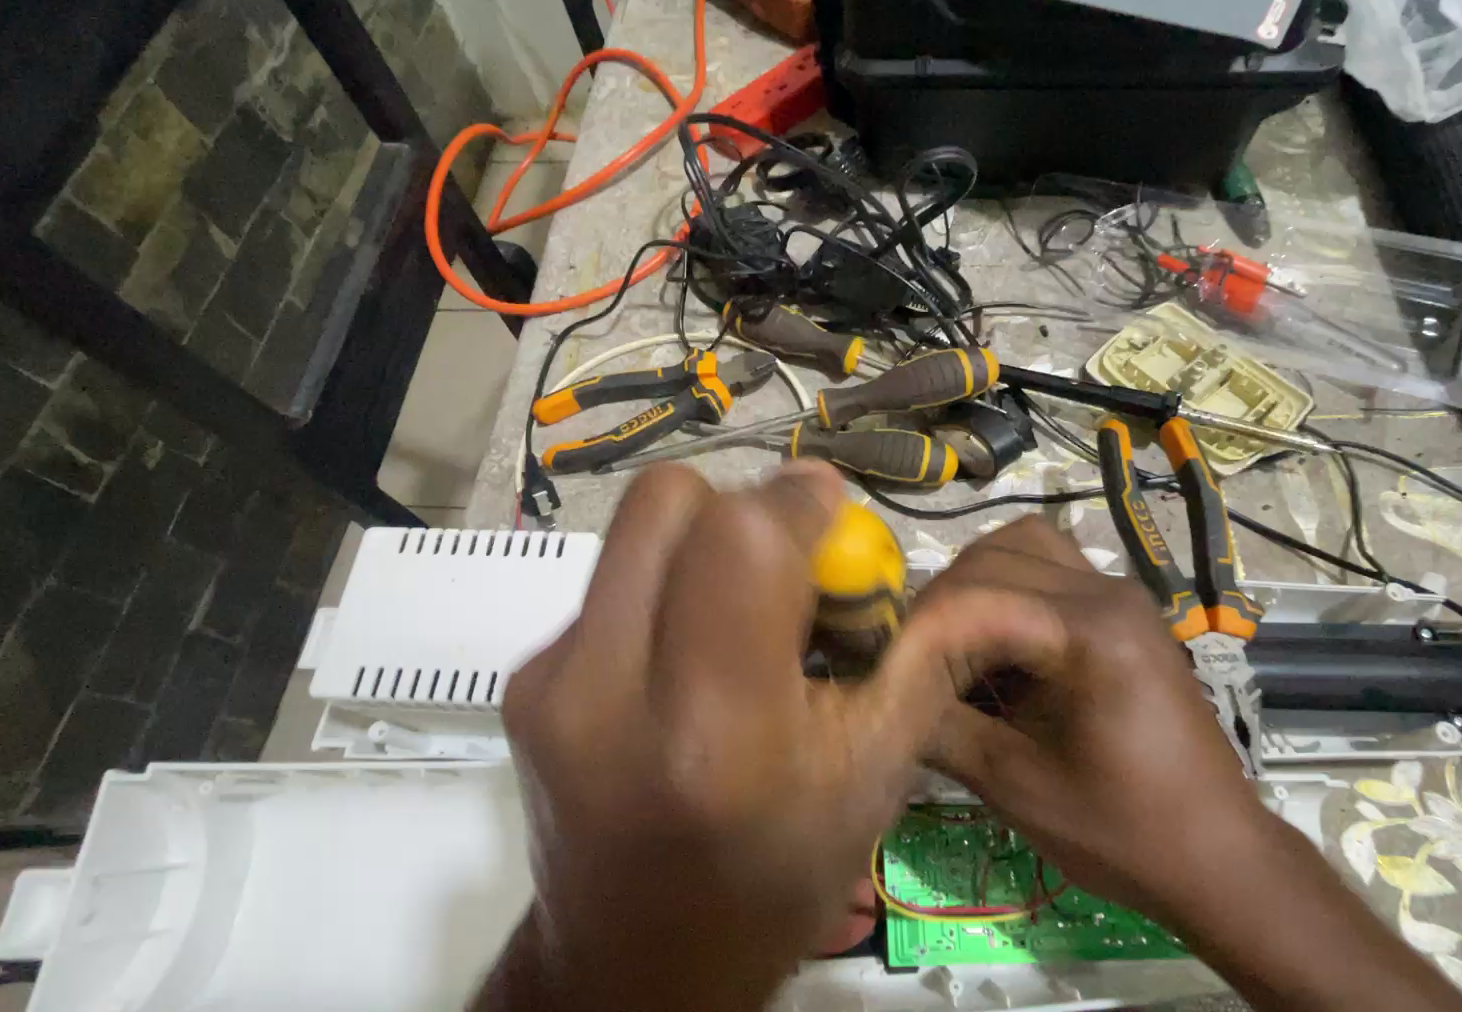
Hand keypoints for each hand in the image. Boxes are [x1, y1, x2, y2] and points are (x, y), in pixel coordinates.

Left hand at [486, 464, 1062, 1011]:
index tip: (833, 512)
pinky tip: (688, 655)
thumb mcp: (875, 778)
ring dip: (702, 544)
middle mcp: (611, 692)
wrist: (634, 963)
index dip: (795, 499)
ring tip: (739, 615)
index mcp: (717, 732)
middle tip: (787, 564)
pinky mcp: (524, 679)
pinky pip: (611, 579)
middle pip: (668, 501)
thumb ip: (920, 655)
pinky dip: (664, 587)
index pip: (741, 539)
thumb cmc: (772, 878)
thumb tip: (937, 562)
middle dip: (743, 509)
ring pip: (634, 529)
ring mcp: (552, 681)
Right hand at [918, 517, 1461, 1011]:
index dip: (917, 630)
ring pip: (1023, 544)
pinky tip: (992, 644)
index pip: (974, 599)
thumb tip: (877, 689)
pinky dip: (1006, 587)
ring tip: (948, 641)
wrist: (1218, 855)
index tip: (882, 667)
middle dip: (940, 601)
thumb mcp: (1015, 786)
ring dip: (974, 582)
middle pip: (994, 555)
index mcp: (1090, 632)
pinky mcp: (1123, 609)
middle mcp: (1108, 591)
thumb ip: (938, 726)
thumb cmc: (1122, 830)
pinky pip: (1048, 566)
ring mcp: (1121, 593)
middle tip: (911, 655)